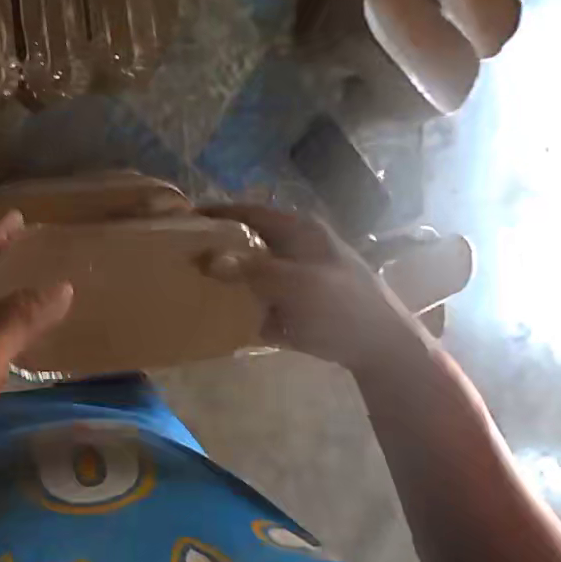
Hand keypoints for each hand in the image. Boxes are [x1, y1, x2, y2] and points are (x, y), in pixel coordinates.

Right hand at [200, 204, 433, 378]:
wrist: (381, 348)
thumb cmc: (344, 306)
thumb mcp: (298, 284)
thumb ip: (253, 269)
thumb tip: (206, 259)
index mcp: (300, 232)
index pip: (251, 212)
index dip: (218, 213)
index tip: (184, 217)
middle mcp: (294, 250)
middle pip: (247, 242)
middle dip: (216, 247)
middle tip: (179, 254)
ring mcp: (294, 280)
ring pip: (250, 273)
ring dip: (225, 279)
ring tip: (188, 283)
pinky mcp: (292, 307)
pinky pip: (258, 302)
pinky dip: (240, 306)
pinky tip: (216, 314)